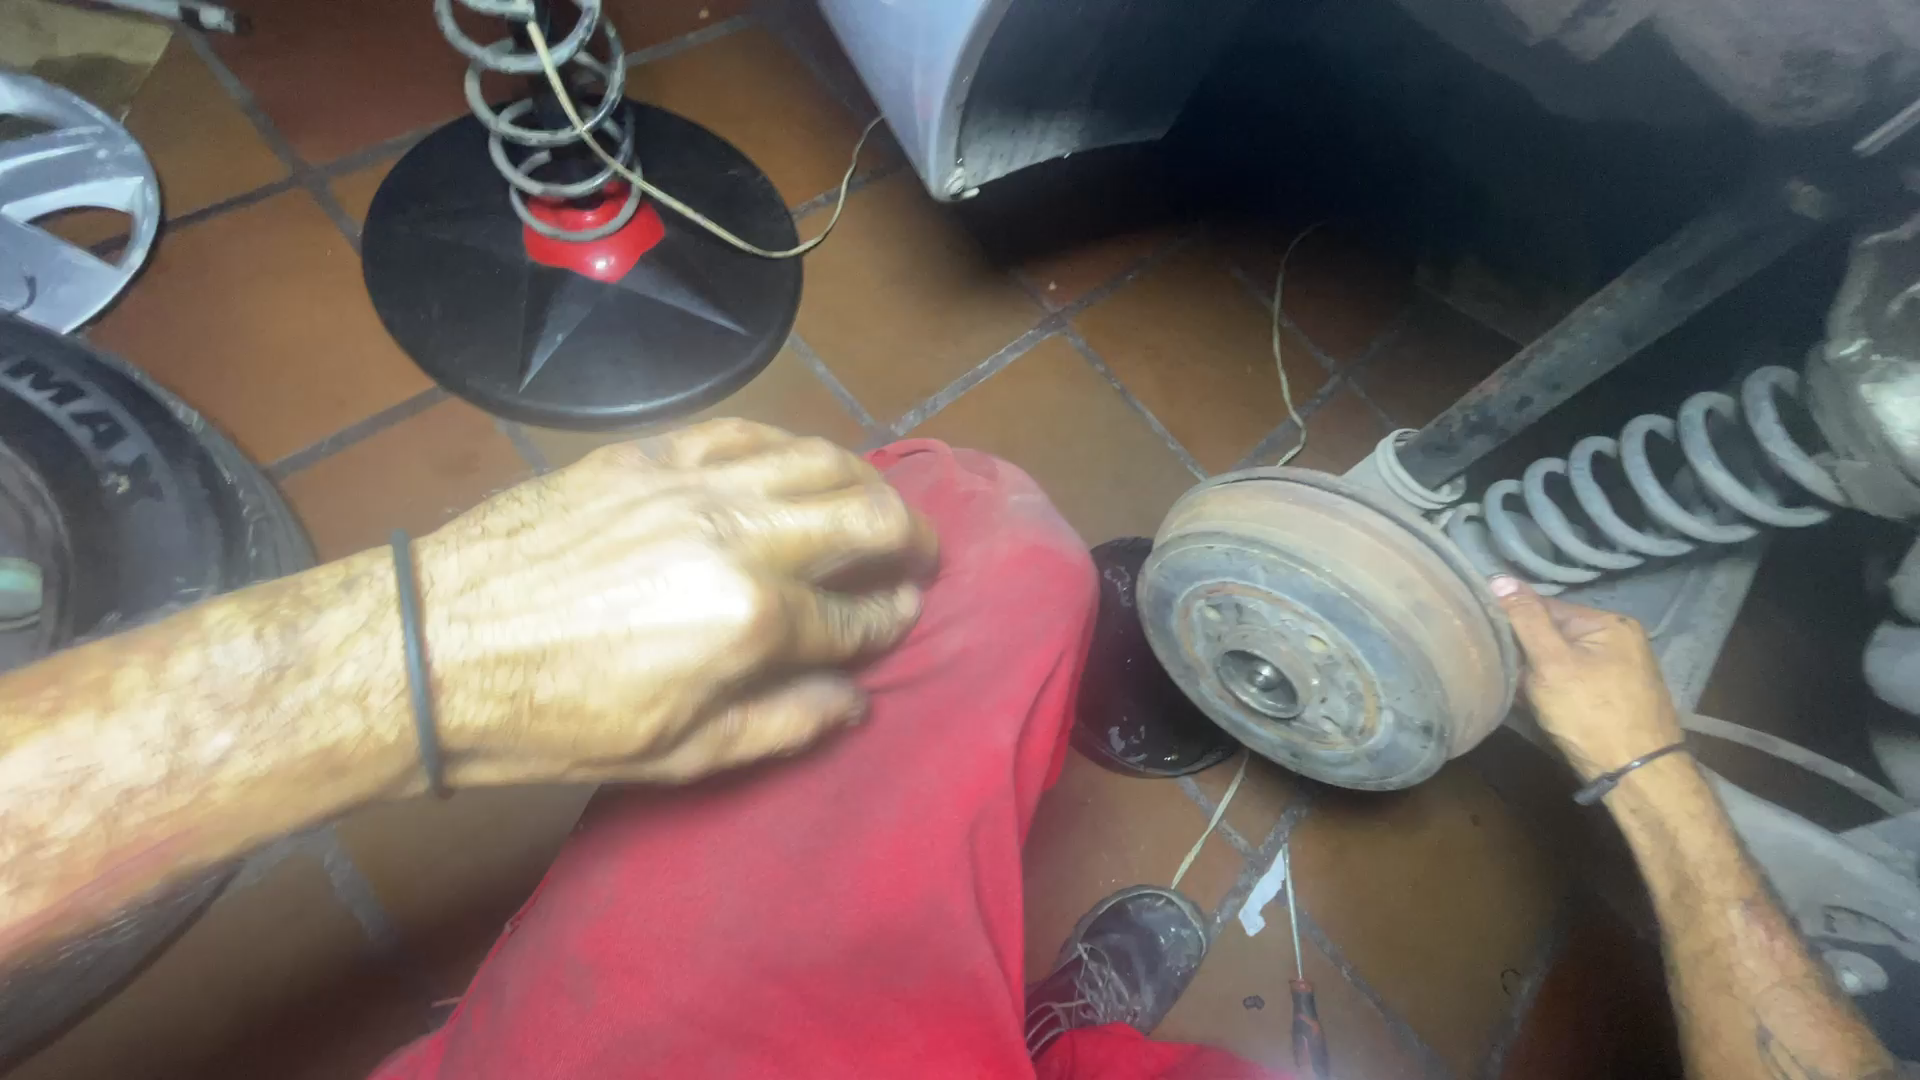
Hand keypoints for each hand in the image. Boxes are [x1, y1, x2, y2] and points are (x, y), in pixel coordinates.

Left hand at [414, 419, 936, 786]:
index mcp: (753, 621)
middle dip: (910, 536)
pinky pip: (746, 432)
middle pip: (864, 516)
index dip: (893, 617)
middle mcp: (740, 536)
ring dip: (865, 480)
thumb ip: (784, 724)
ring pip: (818, 458)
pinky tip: (797, 462)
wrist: (430, 647)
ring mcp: (696, 484)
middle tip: (920, 552)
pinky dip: (789, 446)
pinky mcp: (651, 454)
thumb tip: (855, 699)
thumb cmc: (557, 721)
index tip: (905, 612)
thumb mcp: (678, 756)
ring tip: (877, 501)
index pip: (859, 614)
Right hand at [1488, 575, 1682, 780]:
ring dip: (1529, 671)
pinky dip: (1545, 685)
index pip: (1542, 607)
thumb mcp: (1550, 662)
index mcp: (1608, 624)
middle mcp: (1616, 639)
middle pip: (1547, 632)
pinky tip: (1534, 700)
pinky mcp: (1608, 692)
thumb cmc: (1590, 712)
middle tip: (1503, 670)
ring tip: (1515, 686)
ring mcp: (1615, 667)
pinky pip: (1564, 676)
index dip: (1511, 624)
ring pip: (1552, 657)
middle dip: (1521, 651)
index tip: (1487, 642)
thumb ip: (1524, 619)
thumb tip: (1498, 577)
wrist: (1633, 772)